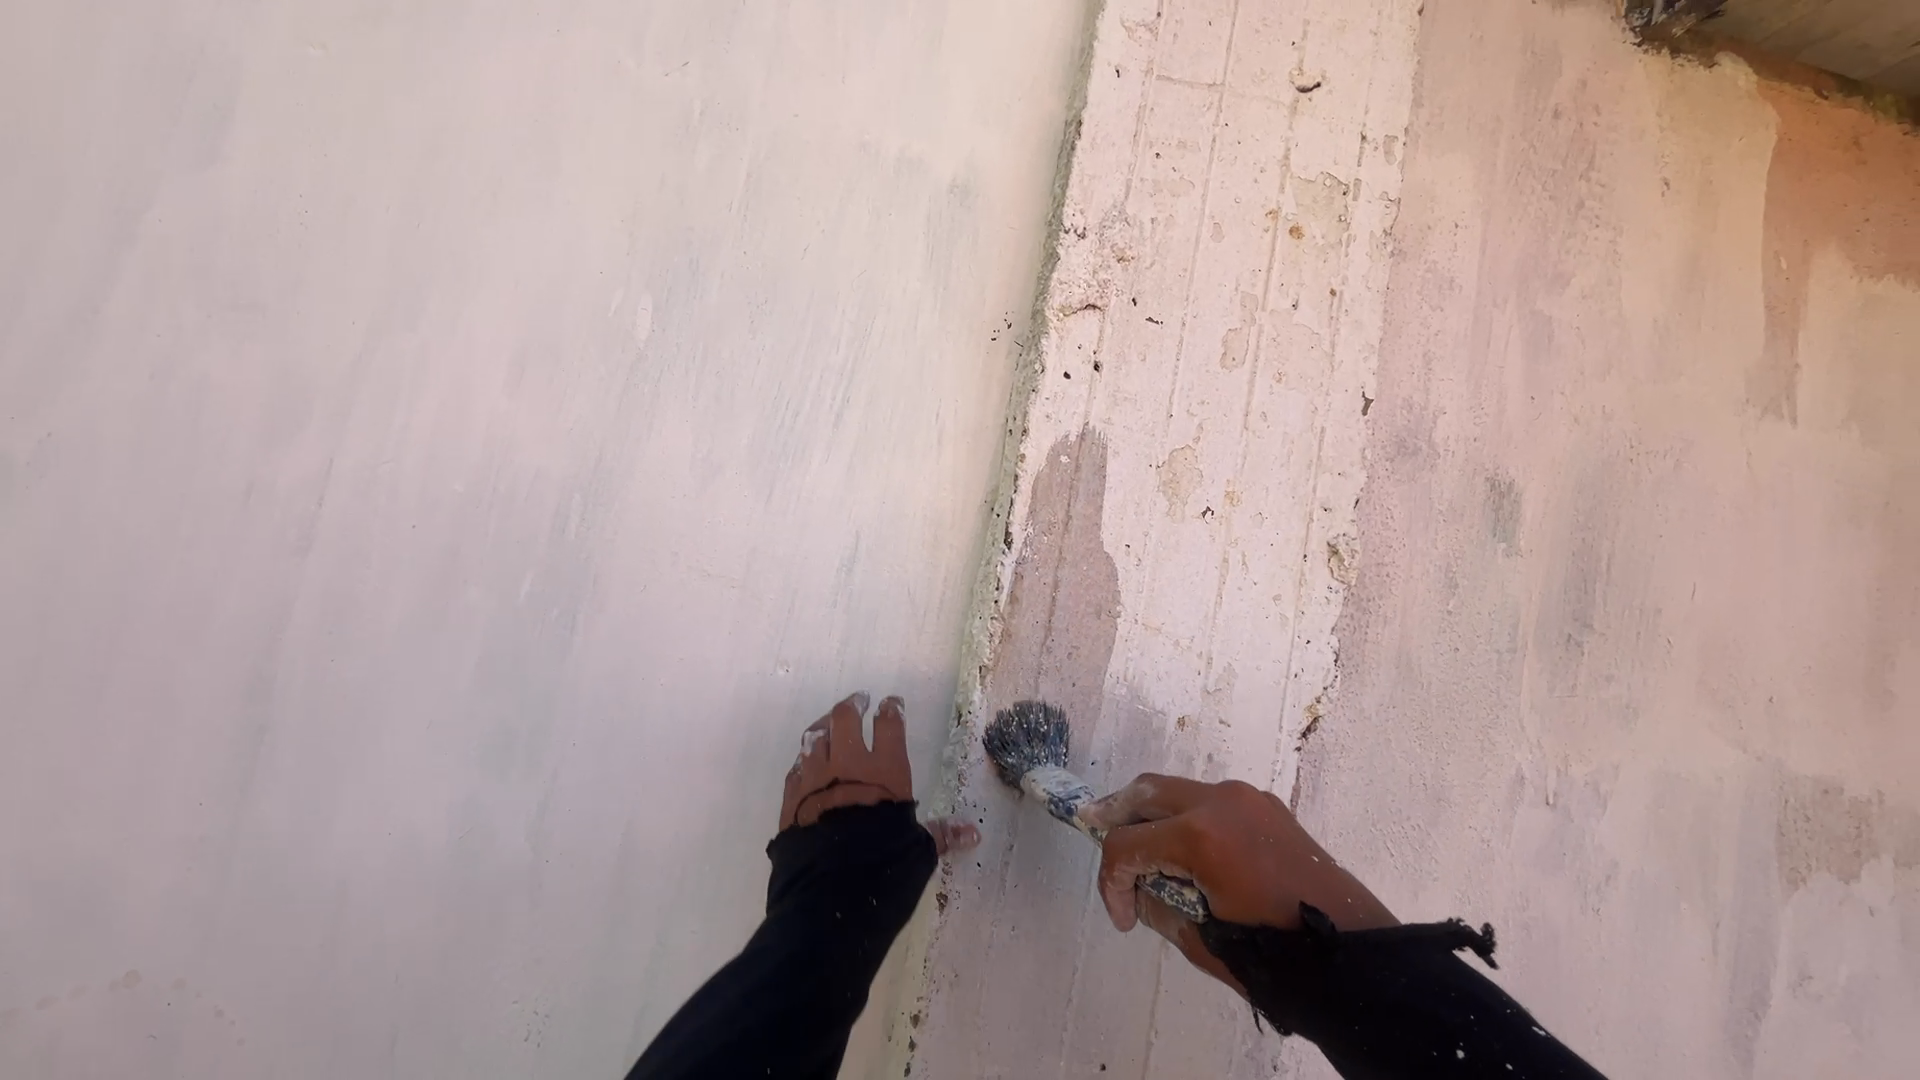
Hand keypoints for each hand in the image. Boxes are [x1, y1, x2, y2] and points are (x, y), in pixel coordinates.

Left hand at [778, 692, 980, 855]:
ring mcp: (815, 780)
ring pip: (814, 737)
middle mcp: (848, 765)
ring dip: (823, 726)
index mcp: (885, 771)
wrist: (827, 894)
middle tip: (859, 700)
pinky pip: (795, 768)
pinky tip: (805, 761)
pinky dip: (803, 760)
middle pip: (845, 719)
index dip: (892, 710)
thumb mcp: (917, 851)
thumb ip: (939, 834)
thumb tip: (972, 832)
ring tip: (828, 723)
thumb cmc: (882, 866)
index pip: (890, 726)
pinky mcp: (790, 799)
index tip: (892, 702)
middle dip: (853, 705)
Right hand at [1082, 774, 1395, 991]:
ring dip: (1151, 812)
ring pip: (1176, 789)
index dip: (1110, 881)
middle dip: (1114, 814)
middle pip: (1144, 792)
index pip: (1127, 845)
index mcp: (1200, 836)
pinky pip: (1209, 799)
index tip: (1121, 916)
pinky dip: (1185, 815)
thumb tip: (1139, 888)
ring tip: (1140, 843)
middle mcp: (1218, 801)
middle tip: (1093, 829)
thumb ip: (1158, 906)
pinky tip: (1185, 846)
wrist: (1351, 951)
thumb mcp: (1201, 939)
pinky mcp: (1263, 804)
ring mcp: (1244, 797)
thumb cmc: (1275, 953)